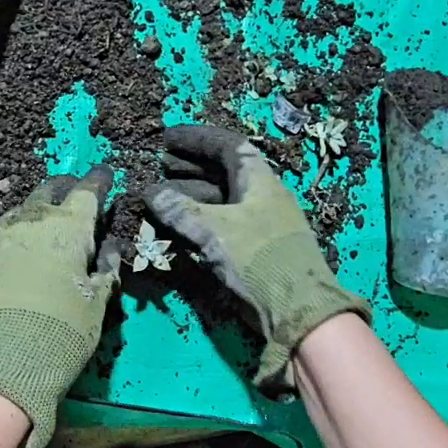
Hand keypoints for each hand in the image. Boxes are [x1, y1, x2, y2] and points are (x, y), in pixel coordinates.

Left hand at [0, 166, 118, 447]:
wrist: (0, 361)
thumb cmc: (61, 332)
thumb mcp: (97, 304)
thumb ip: (105, 268)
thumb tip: (110, 245)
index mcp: (69, 227)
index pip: (88, 191)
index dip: (100, 182)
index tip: (106, 177)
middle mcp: (33, 220)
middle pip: (51, 190)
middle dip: (66, 188)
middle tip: (75, 193)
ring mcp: (0, 235)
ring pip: (22, 208)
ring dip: (38, 209)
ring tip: (45, 220)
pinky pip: (1, 232)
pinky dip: (15, 231)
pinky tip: (19, 245)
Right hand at [144, 125, 368, 390]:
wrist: (296, 308)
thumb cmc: (258, 256)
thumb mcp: (213, 228)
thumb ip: (179, 209)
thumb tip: (151, 193)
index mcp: (258, 179)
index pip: (227, 145)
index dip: (196, 139)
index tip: (167, 139)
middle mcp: (259, 195)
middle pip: (221, 171)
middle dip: (189, 167)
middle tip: (160, 166)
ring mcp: (257, 223)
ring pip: (218, 201)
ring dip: (188, 198)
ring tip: (158, 201)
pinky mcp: (252, 249)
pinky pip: (219, 226)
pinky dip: (196, 223)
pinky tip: (175, 229)